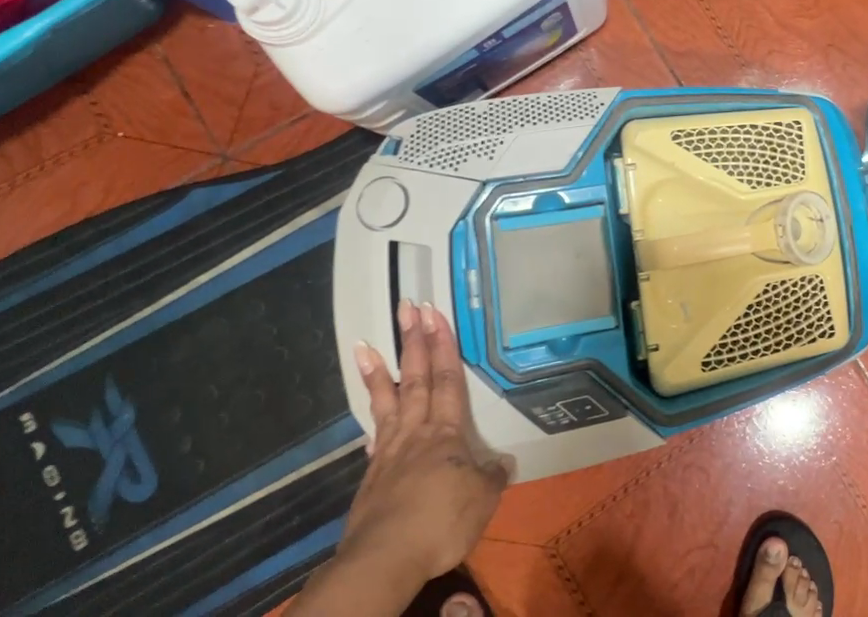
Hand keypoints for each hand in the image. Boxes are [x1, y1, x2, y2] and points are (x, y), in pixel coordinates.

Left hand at [339, 300, 513, 593]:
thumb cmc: (441, 522)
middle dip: (415, 342)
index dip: (443, 345)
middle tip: (408, 308)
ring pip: (388, 402)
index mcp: (446, 434)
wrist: (384, 559)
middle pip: (416, 379)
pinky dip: (374, 422)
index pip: (448, 380)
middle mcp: (416, 434)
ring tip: (365, 344)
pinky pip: (376, 437)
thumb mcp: (482, 499)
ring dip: (380, 372)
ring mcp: (390, 453)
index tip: (434, 314)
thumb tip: (502, 462)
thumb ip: (491, 476)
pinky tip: (372, 420)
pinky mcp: (373, 477)